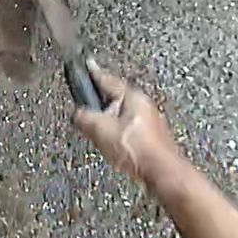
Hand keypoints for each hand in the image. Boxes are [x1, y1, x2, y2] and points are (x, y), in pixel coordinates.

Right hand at [72, 62, 190, 187]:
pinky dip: (119, 136)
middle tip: (87, 107)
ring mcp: (149, 122)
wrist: (160, 173)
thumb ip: (82, 116)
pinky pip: (128, 131)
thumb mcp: (99, 128)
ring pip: (121, 116)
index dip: (92, 72)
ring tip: (100, 135)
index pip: (107, 79)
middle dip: (100, 104)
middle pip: (115, 99)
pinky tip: (114, 148)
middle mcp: (144, 106)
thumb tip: (77, 114)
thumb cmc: (137, 149)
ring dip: (109, 123)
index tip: (87, 64)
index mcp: (132, 97)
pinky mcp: (151, 139)